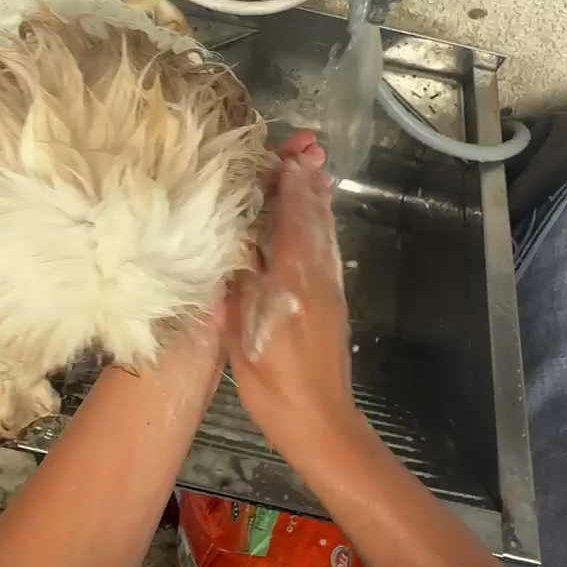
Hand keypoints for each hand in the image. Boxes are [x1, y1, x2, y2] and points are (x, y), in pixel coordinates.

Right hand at [225, 131, 362, 454]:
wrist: (320, 422)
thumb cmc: (275, 382)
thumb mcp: (243, 332)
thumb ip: (239, 284)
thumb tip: (235, 244)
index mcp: (293, 276)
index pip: (293, 216)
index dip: (289, 182)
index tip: (286, 152)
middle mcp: (316, 273)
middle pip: (315, 215)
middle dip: (308, 179)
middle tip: (306, 145)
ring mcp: (328, 287)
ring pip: (325, 231)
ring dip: (318, 197)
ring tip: (313, 168)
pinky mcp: (331, 301)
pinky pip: (326, 249)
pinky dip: (321, 223)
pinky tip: (316, 218)